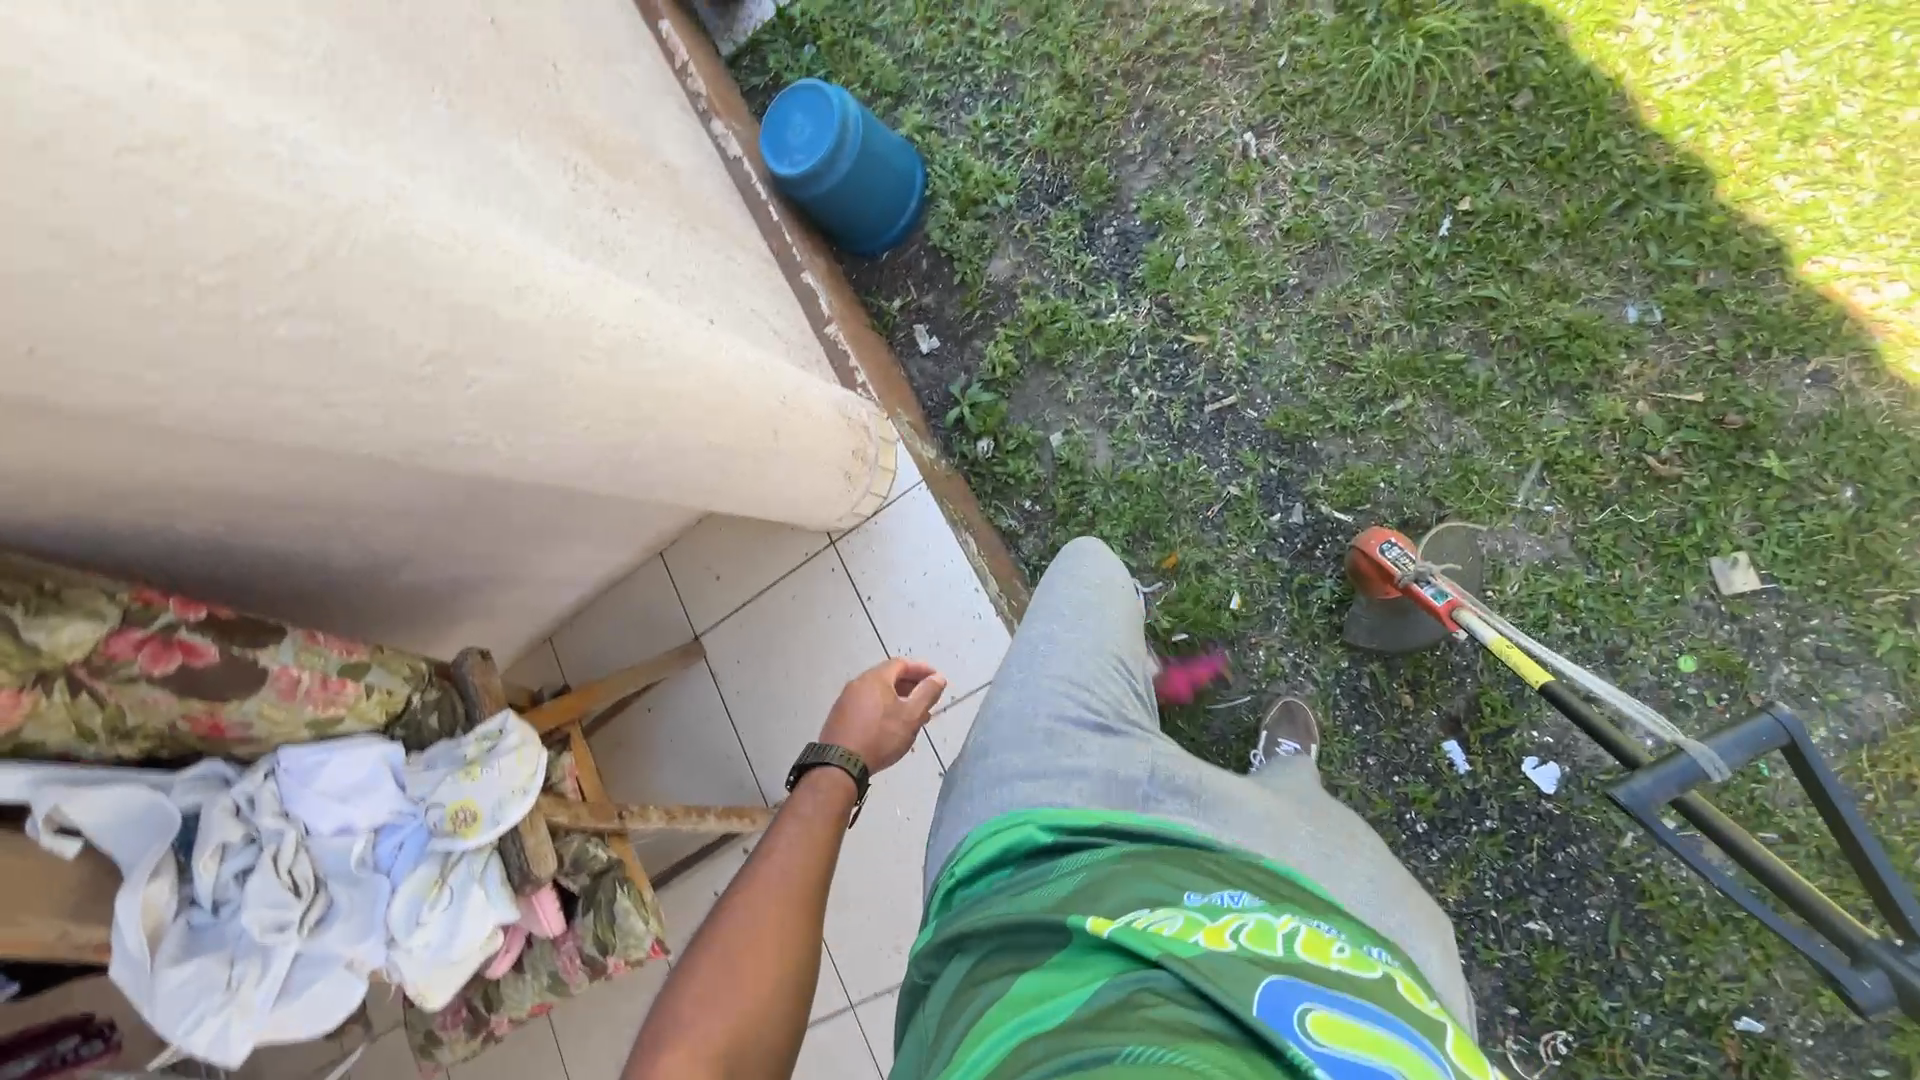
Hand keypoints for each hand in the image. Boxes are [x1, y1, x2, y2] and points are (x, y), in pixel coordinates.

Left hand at [819, 658, 947, 772]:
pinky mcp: (840, 717)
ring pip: (878, 693)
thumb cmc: (880, 736)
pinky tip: (891, 726)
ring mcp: (846, 700)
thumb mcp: (911, 715)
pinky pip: (867, 705)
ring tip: (913, 717)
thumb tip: (938, 677)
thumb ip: (927, 694)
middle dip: (911, 686)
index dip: (922, 669)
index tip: (937, 679)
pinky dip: (884, 709)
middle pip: (889, 677)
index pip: (902, 664)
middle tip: (927, 700)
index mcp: (875, 678)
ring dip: (898, 700)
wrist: (841, 764)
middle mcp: (858, 683)